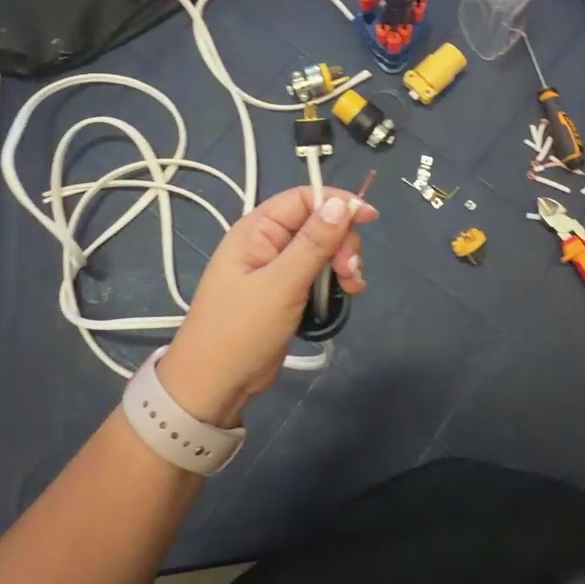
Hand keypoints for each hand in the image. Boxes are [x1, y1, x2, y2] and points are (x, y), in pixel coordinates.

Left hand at [157, 186, 377, 427]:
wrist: (215, 385)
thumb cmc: (240, 330)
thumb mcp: (280, 284)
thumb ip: (312, 243)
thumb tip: (341, 203)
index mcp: (257, 229)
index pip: (304, 198)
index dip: (338, 203)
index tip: (369, 219)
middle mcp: (268, 242)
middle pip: (319, 224)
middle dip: (342, 243)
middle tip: (351, 272)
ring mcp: (278, 269)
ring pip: (324, 250)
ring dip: (343, 264)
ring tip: (352, 289)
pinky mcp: (287, 293)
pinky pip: (320, 275)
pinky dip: (336, 282)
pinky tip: (347, 296)